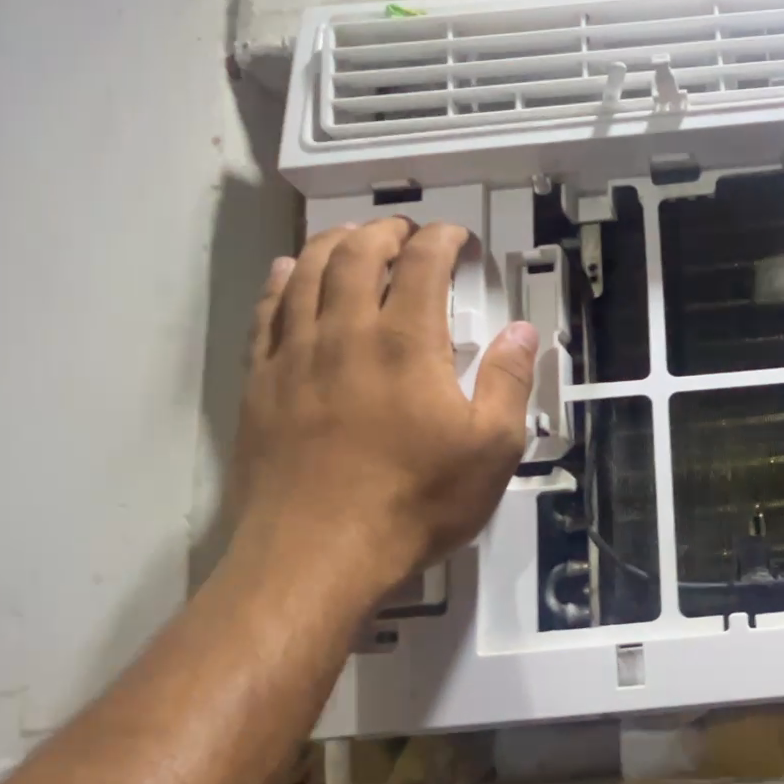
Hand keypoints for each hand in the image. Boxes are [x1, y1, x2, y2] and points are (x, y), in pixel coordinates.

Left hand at [232, 218, 536, 585]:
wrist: (319, 553)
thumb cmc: (417, 501)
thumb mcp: (493, 448)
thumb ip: (509, 382)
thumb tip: (522, 331)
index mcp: (406, 343)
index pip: (423, 264)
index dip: (443, 239)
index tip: (460, 237)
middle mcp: (345, 333)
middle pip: (356, 254)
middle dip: (386, 231)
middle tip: (408, 231)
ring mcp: (294, 356)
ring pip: (305, 273)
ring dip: (333, 243)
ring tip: (353, 238)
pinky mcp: (261, 384)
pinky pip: (266, 313)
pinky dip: (283, 281)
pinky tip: (290, 274)